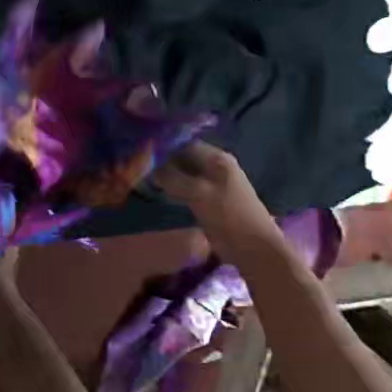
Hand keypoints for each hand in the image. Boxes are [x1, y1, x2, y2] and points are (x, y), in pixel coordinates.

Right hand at [154, 143, 283, 258]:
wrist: (253, 247)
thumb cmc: (228, 215)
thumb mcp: (198, 193)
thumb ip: (174, 178)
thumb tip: (152, 167)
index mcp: (217, 158)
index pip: (185, 144)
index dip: (165, 147)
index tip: (142, 153)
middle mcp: (215, 166)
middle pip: (185, 158)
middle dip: (164, 162)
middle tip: (139, 167)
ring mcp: (213, 184)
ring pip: (185, 174)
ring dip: (168, 176)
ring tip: (145, 178)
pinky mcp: (210, 200)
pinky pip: (188, 188)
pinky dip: (174, 188)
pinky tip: (160, 191)